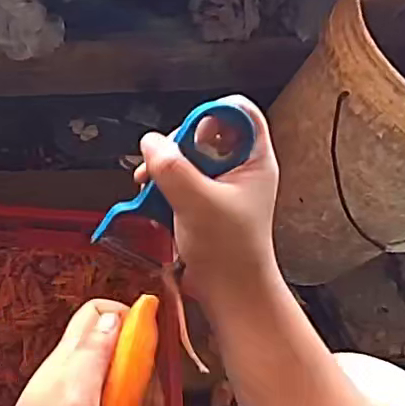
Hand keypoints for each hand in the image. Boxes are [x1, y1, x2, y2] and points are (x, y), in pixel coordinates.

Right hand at [137, 95, 281, 311]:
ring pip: (186, 156)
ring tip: (150, 183)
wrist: (229, 292)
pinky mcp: (199, 200)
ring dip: (163, 166)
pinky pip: (176, 178)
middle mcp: (237, 168)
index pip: (238, 113)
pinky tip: (152, 198)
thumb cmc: (232, 254)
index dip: (210, 116)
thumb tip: (151, 143)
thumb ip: (173, 169)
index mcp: (254, 161)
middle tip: (161, 163)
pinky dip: (161, 185)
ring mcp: (218, 185)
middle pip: (203, 132)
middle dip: (176, 145)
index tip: (186, 134)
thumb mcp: (199, 203)